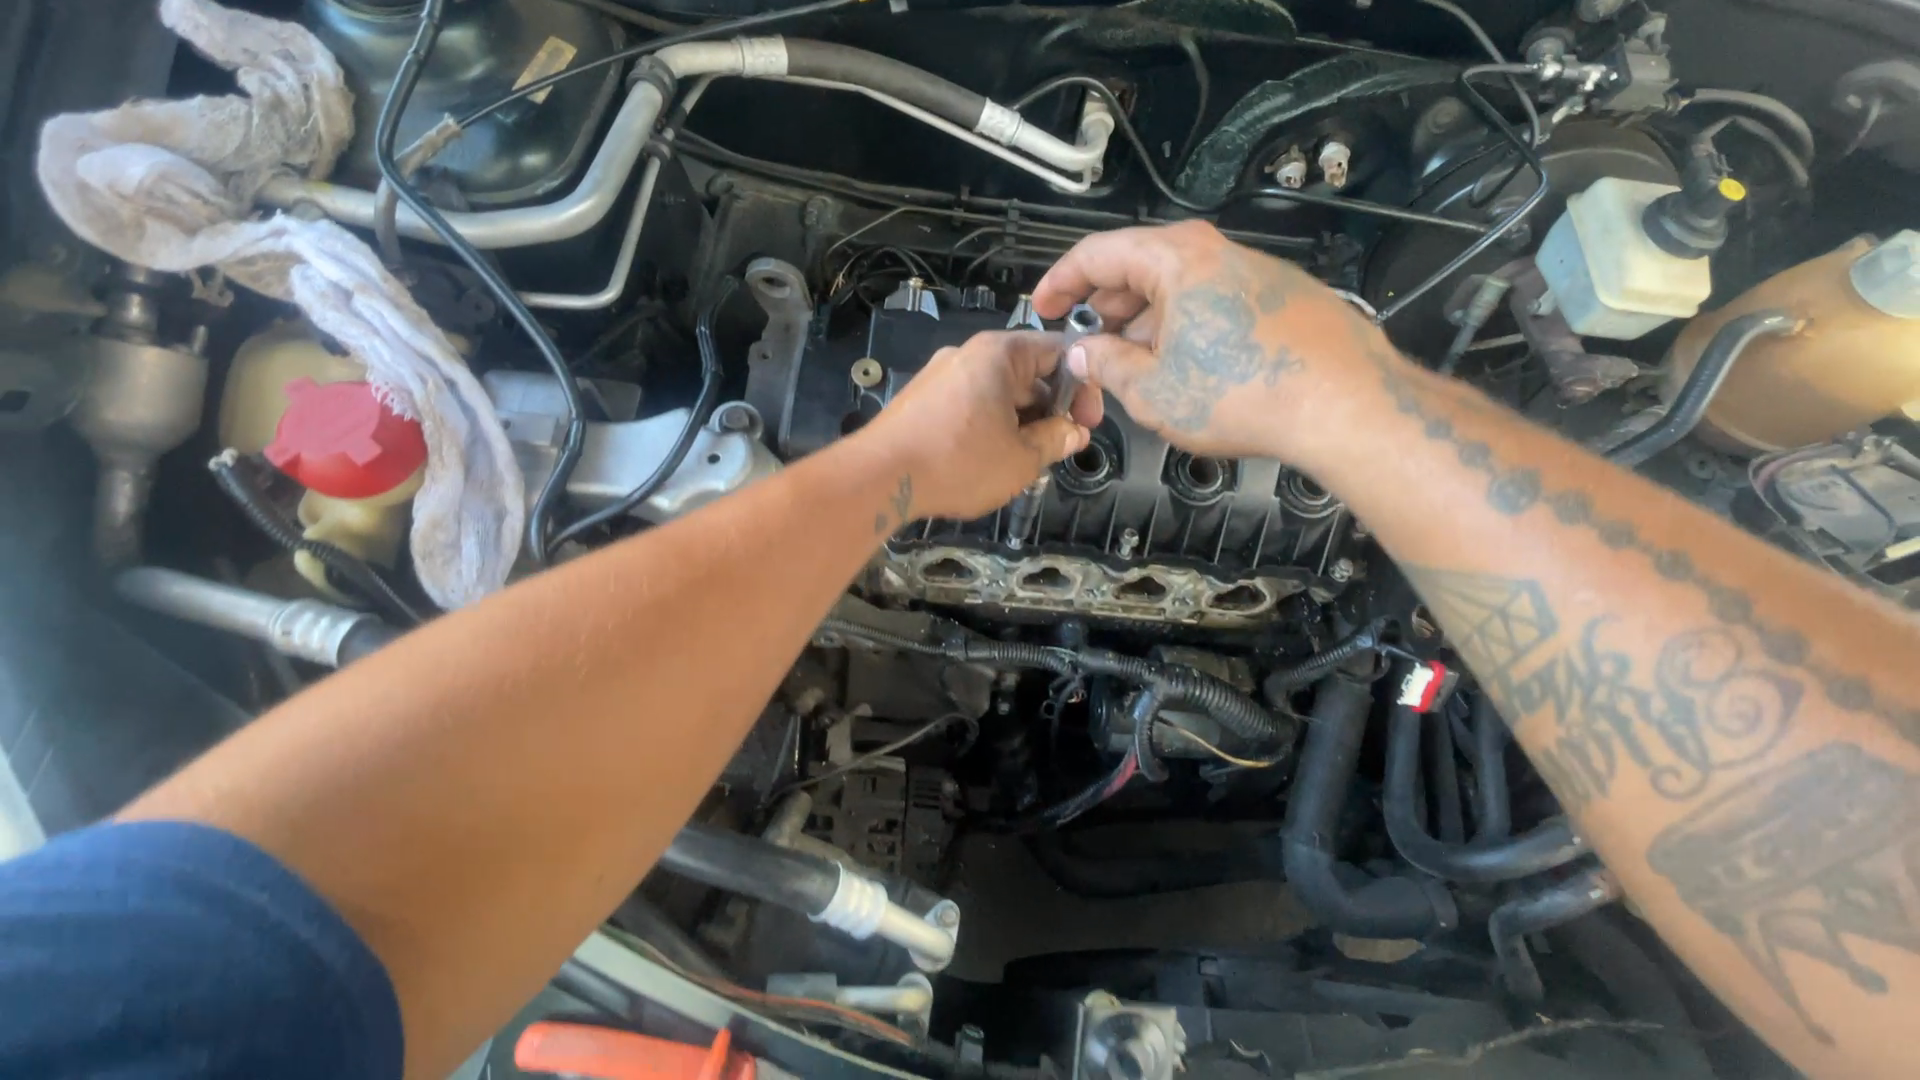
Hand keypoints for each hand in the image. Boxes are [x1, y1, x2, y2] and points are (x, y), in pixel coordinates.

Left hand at [860, 331, 1102, 521]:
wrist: (879, 477)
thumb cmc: (959, 462)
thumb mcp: (1021, 458)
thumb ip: (1055, 440)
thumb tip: (1074, 432)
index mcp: (999, 354)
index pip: (1059, 352)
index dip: (1083, 387)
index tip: (1088, 423)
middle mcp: (968, 354)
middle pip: (1026, 371)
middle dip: (1049, 408)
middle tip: (1059, 446)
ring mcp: (940, 375)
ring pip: (997, 392)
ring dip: (1020, 421)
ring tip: (1025, 459)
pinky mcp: (921, 400)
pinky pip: (969, 404)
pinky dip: (989, 425)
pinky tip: (989, 459)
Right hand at [1031, 220, 1390, 465]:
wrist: (1347, 406)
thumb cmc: (1243, 395)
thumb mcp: (1150, 390)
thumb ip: (1104, 364)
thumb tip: (1084, 352)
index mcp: (1176, 258)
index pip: (1097, 253)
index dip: (1060, 282)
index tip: (1042, 307)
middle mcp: (1217, 251)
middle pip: (1140, 265)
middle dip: (1104, 304)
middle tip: (1086, 340)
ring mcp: (1255, 271)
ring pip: (1179, 286)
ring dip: (1145, 319)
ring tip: (1132, 361)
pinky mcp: (1282, 297)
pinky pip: (1214, 301)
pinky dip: (1184, 326)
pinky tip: (1184, 366)